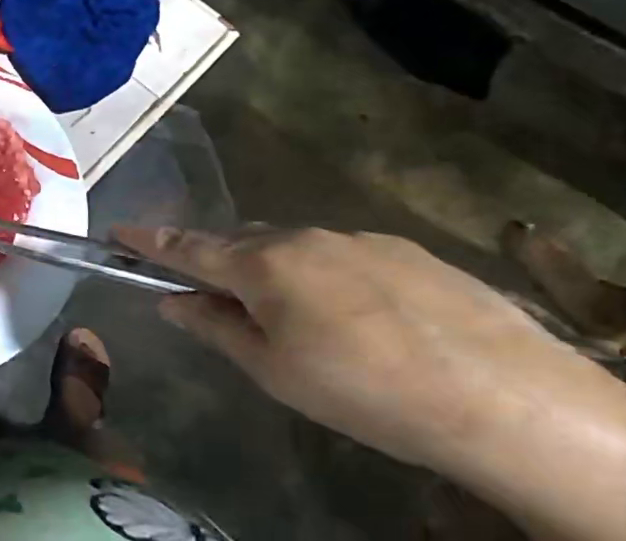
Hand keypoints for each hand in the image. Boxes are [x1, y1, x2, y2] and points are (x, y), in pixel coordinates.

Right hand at [117, 227, 625, 540]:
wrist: (507, 397)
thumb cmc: (368, 393)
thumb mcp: (278, 374)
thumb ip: (218, 329)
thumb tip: (172, 301)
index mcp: (263, 263)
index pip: (188, 245)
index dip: (148, 239)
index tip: (117, 230)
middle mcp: (300, 234)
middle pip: (240, 239)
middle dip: (218, 259)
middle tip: (214, 294)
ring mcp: (354, 236)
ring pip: (291, 244)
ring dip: (275, 268)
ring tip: (297, 317)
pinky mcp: (401, 247)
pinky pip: (340, 252)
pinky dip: (326, 275)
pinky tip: (361, 319)